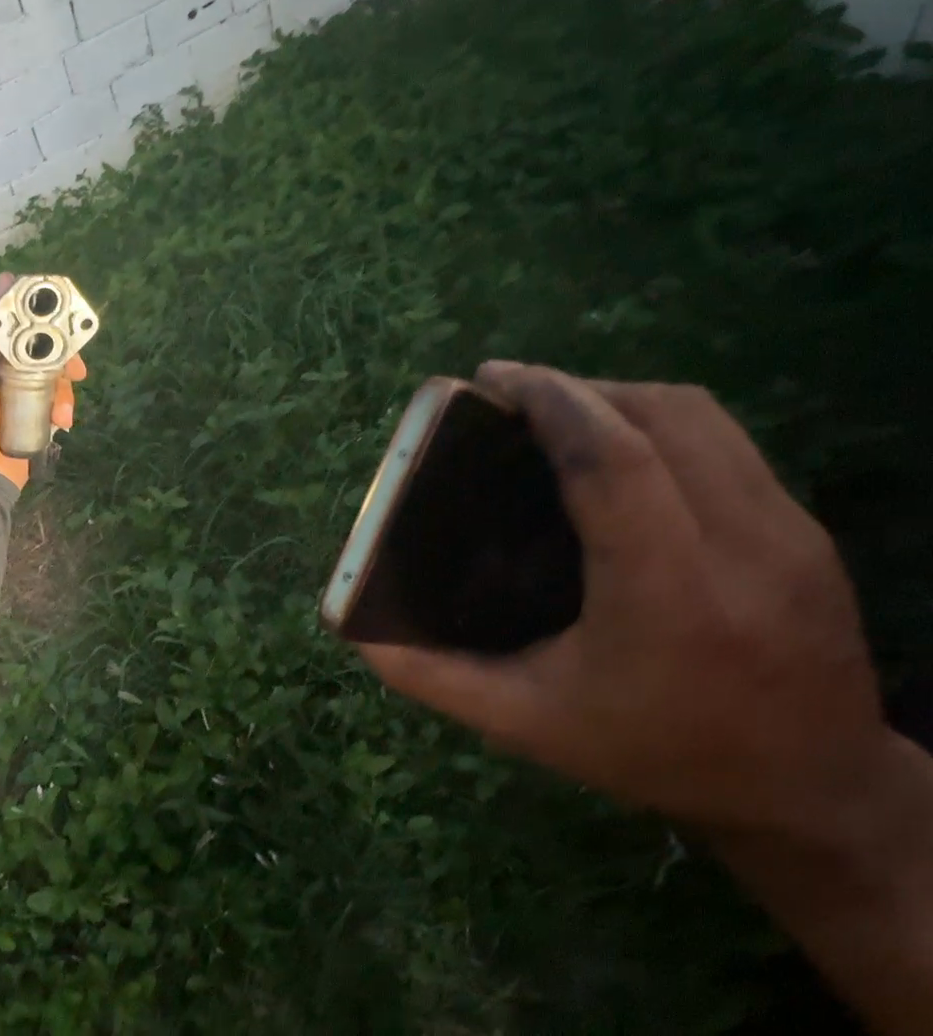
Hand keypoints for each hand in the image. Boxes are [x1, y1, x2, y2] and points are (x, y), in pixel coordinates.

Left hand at [0, 273, 87, 490]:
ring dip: (61, 386)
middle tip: (76, 367)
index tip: (57, 316)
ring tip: (63, 408)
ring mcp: (12, 393)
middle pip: (34, 345)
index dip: (31, 314)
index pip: (4, 320)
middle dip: (57, 354)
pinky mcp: (29, 415)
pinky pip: (52, 398)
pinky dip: (61, 406)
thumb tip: (3, 283)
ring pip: (48, 372)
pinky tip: (61, 420)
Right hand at [361, 362, 890, 839]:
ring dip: (617, 397)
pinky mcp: (807, 529)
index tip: (492, 379)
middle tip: (506, 392)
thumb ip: (433, 676)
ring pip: (701, 417)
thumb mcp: (523, 723)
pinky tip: (609, 450)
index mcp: (668, 595)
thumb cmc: (650, 752)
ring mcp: (790, 533)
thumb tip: (357, 633)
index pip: (616, 461)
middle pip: (662, 416)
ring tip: (551, 412)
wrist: (811, 790)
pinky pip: (725, 441)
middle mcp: (744, 548)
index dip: (553, 403)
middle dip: (577, 387)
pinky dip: (654, 423)